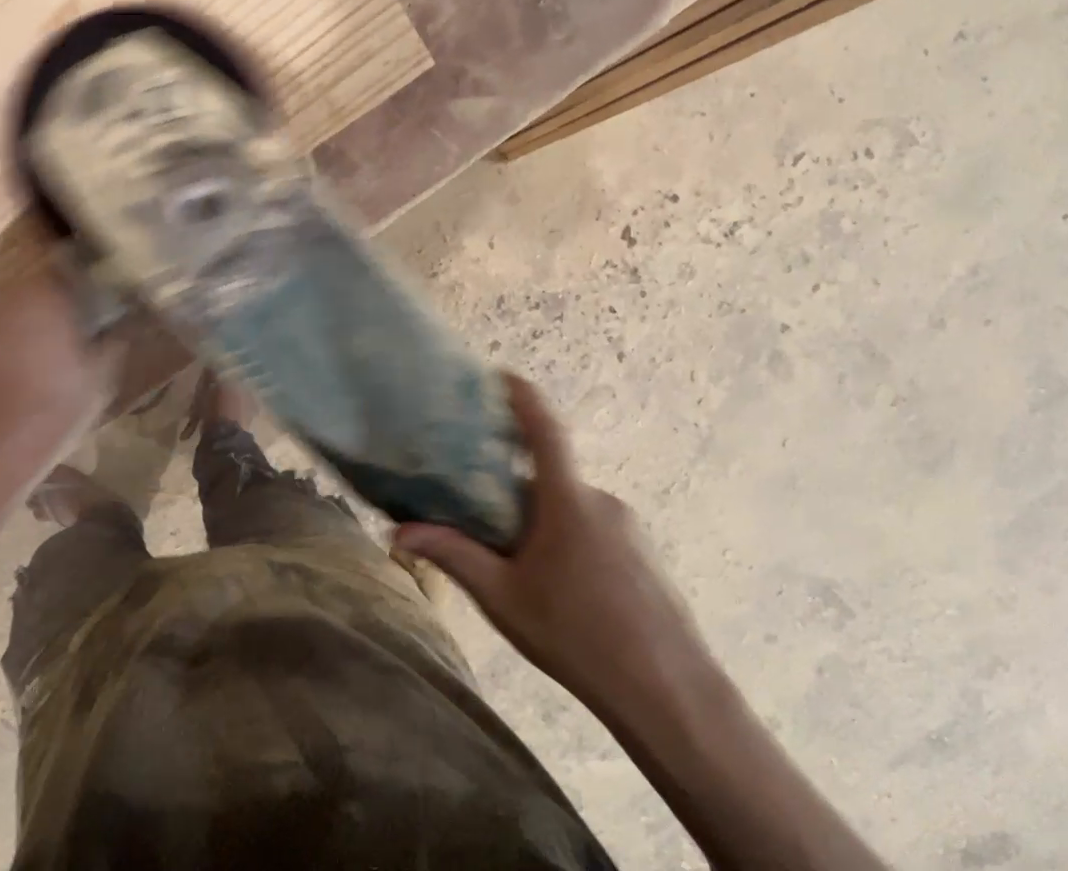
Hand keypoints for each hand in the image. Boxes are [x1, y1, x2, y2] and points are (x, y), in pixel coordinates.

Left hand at [0, 270, 115, 450]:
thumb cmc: (44, 417)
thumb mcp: (96, 386)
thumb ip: (108, 347)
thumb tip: (113, 331)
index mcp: (43, 294)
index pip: (69, 275)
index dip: (80, 297)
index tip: (90, 321)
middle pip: (29, 294)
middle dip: (45, 316)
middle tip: (61, 351)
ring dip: (13, 334)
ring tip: (26, 375)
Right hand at [394, 374, 712, 708]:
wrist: (669, 692)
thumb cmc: (577, 636)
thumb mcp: (502, 597)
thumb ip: (452, 555)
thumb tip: (398, 531)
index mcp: (567, 501)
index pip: (543, 429)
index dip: (520, 395)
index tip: (498, 375)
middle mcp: (602, 502)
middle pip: (546, 477)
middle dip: (508, 488)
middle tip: (471, 515)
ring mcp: (628, 528)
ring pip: (567, 507)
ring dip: (535, 521)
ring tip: (509, 564)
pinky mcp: (643, 555)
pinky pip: (591, 529)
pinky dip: (563, 540)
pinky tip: (553, 588)